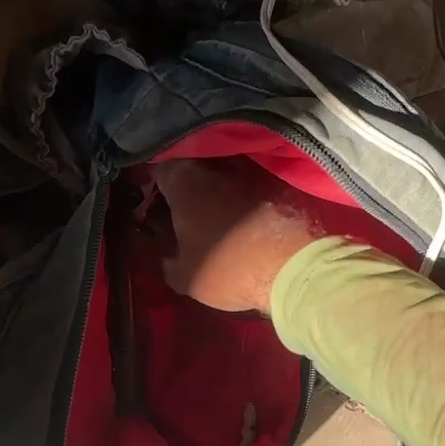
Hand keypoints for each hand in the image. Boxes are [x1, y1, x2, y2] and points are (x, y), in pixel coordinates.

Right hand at [152, 159, 322, 313]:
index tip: (152, 206)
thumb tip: (168, 257)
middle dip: (184, 191)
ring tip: (210, 222)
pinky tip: (238, 226)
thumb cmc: (226, 269)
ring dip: (214, 197)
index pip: (158, 172)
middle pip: (191, 173)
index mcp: (185, 181)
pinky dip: (239, 205)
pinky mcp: (275, 191)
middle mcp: (215, 169)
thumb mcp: (184, 276)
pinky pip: (246, 194)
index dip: (153, 189)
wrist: (291, 269)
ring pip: (220, 182)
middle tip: (178, 215)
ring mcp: (248, 177)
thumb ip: (168, 261)